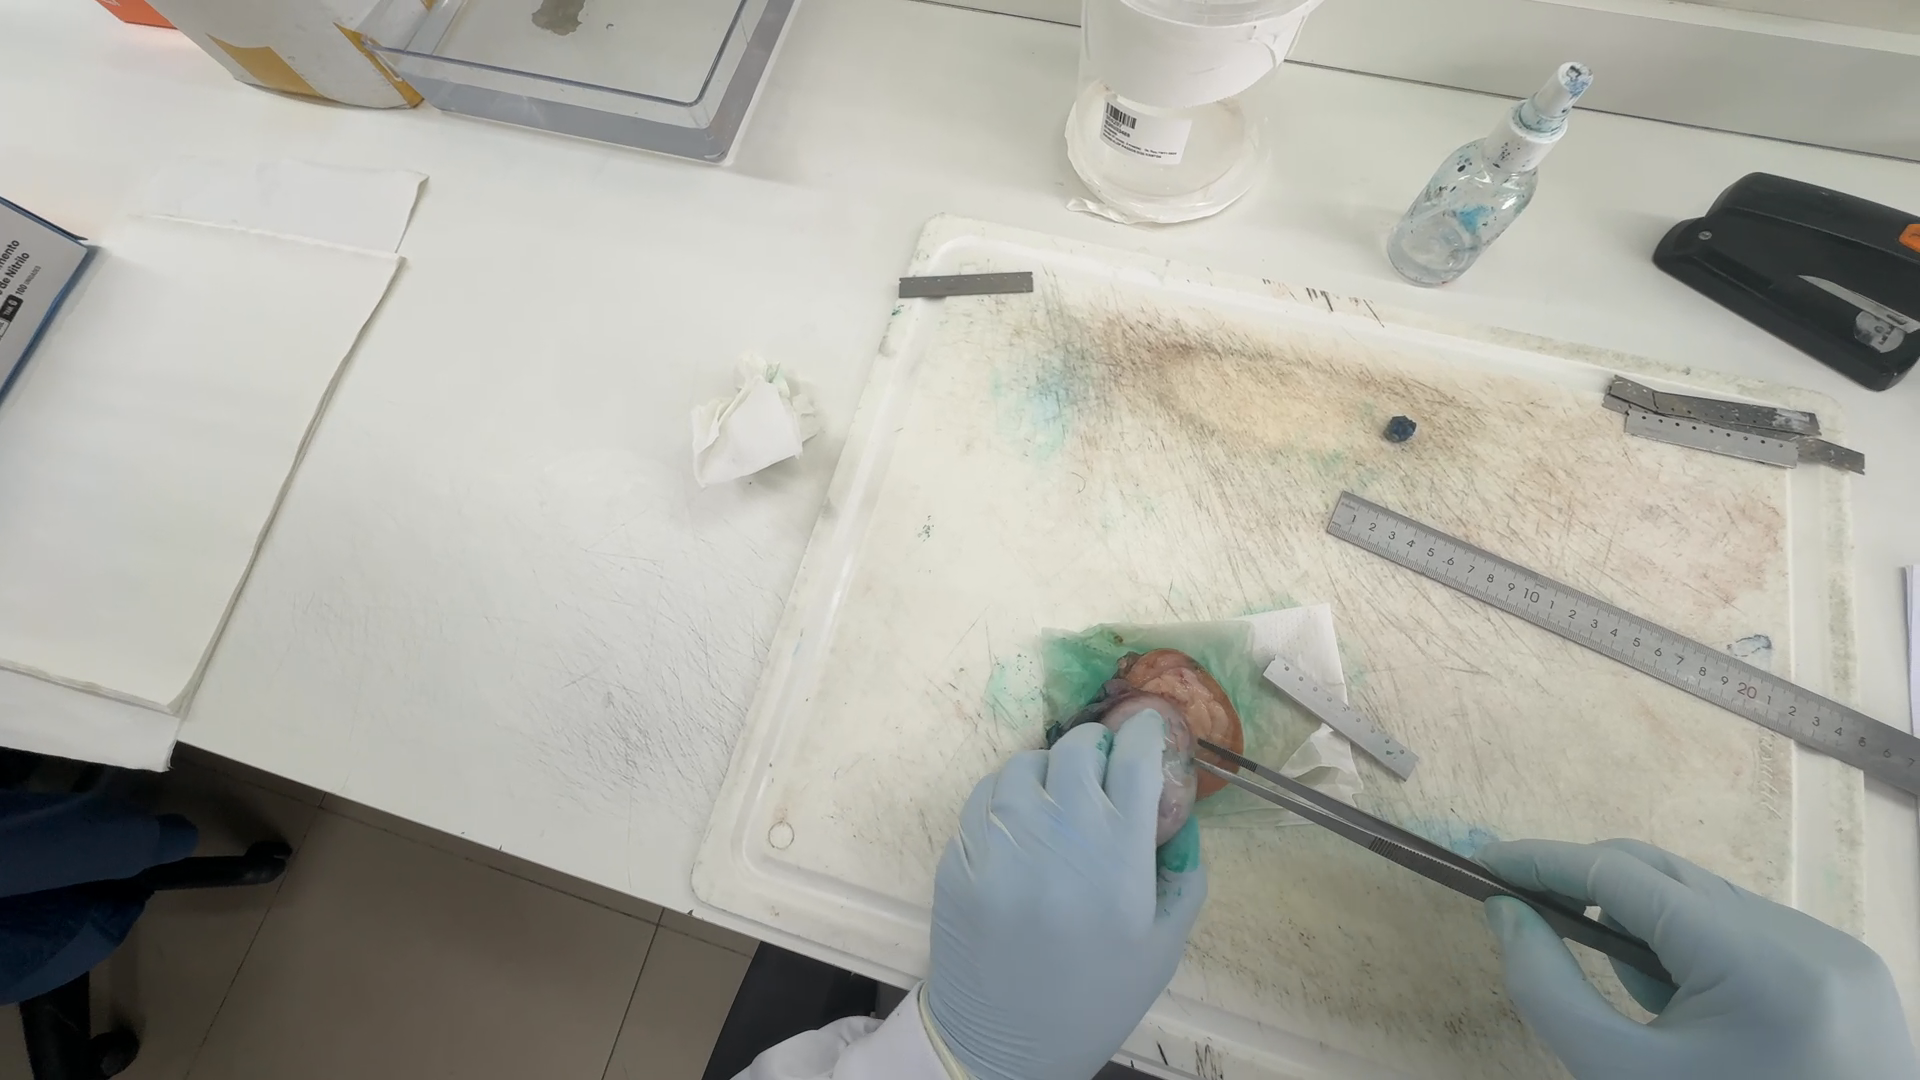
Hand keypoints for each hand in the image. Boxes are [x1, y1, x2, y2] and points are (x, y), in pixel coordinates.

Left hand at [925, 711, 1206, 1079]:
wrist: (1002, 1043)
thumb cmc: (1094, 995)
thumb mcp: (1162, 945)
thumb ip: (1182, 870)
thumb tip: (1177, 807)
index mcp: (1117, 862)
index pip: (1136, 762)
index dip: (1146, 732)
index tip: (1146, 725)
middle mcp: (1058, 838)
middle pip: (1077, 749)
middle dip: (1096, 747)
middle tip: (1101, 768)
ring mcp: (1001, 843)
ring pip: (1024, 763)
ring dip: (1047, 770)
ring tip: (1056, 798)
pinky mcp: (960, 852)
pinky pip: (983, 795)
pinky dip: (1005, 795)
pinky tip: (1017, 821)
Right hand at [1479, 838, 1917, 1079]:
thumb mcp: (1613, 1071)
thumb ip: (1543, 983)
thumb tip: (1505, 908)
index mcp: (1759, 964)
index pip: (1616, 872)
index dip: (1539, 860)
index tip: (1482, 865)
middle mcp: (1807, 941)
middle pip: (1655, 870)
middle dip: (1583, 887)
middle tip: (1531, 916)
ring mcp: (1836, 953)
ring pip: (1690, 892)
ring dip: (1634, 917)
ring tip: (1632, 988)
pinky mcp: (1846, 971)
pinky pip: (1732, 920)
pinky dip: (1683, 938)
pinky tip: (1682, 997)